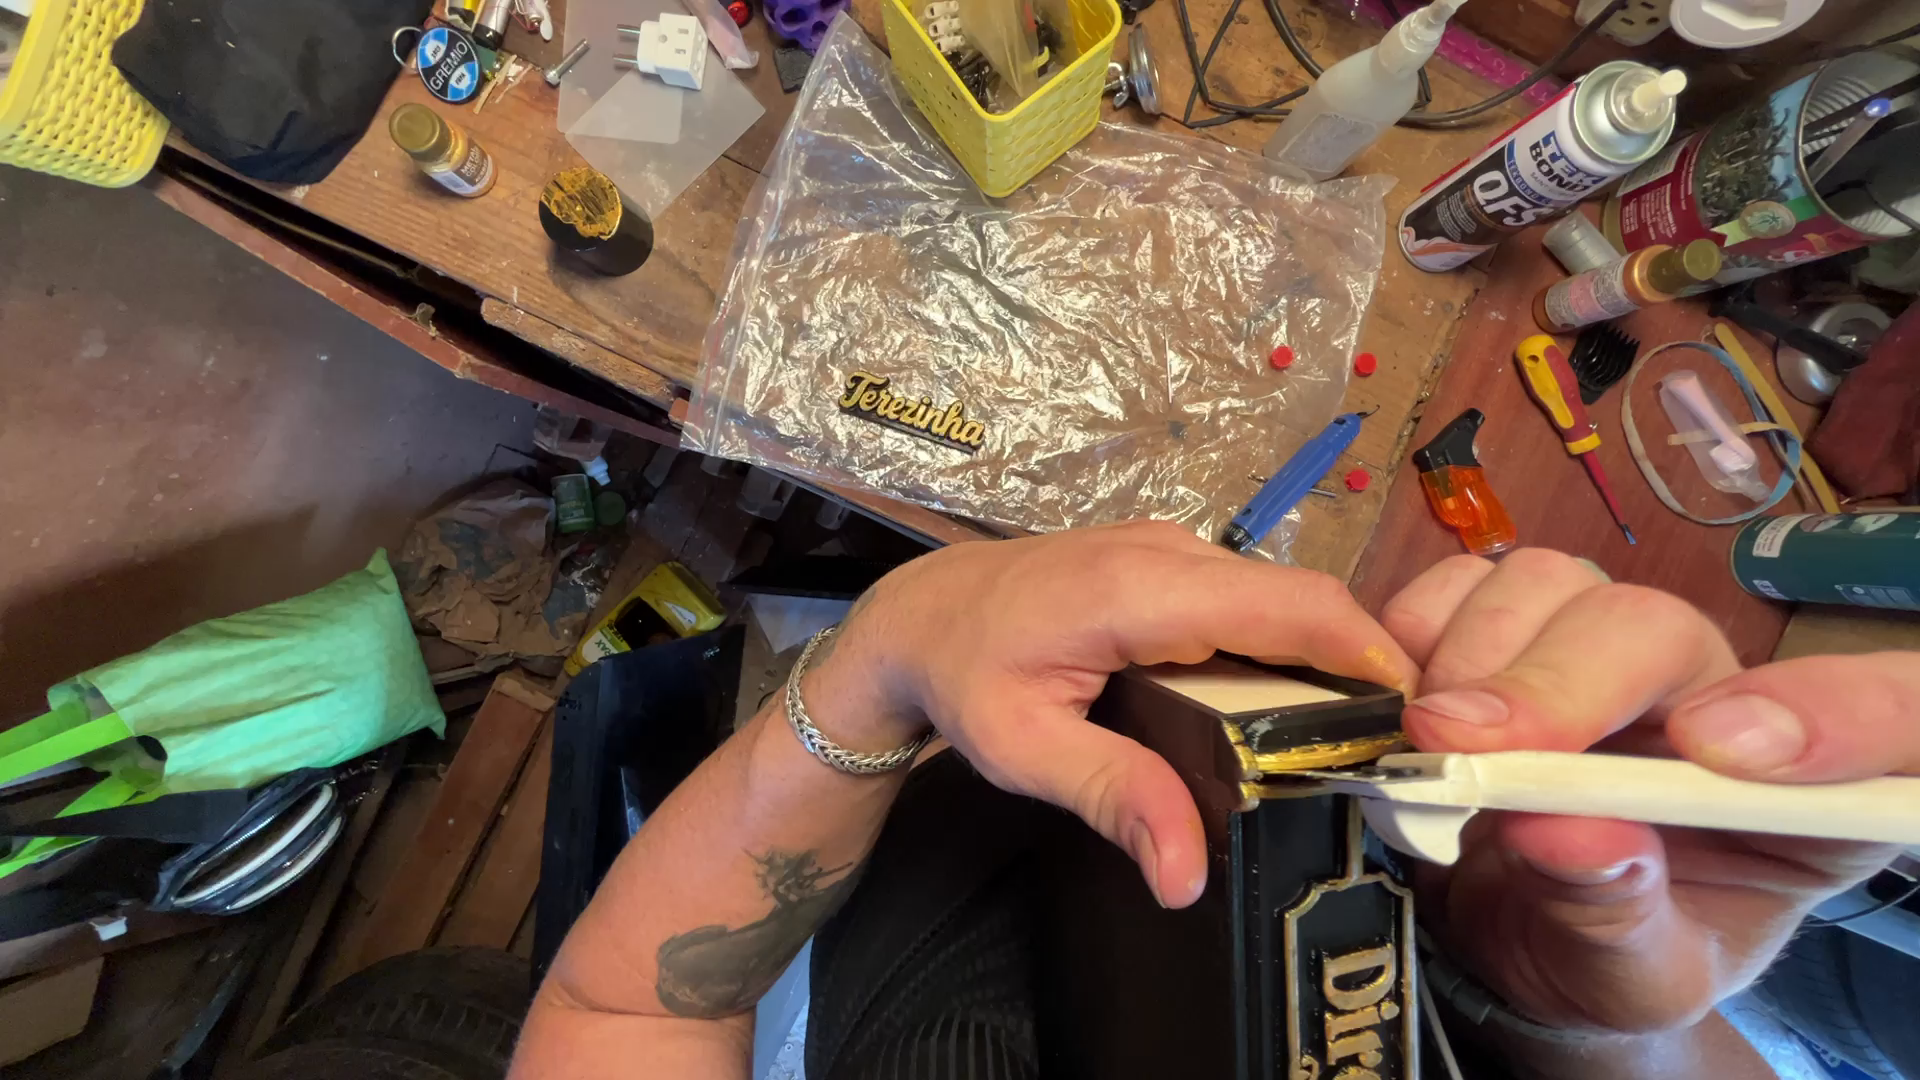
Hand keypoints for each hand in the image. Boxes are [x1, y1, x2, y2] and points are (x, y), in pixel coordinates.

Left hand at [805, 521, 1418, 908]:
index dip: (1367, 656)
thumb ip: (1113, 794)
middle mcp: (1162, 552)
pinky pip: (1237, 592)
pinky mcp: (1155, 556)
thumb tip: (1189, 874)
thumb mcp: (1025, 745)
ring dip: (1312, 656)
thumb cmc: (964, 672)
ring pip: (1270, 594)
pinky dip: (1269, 639)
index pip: (1289, 607)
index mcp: (1138, 591)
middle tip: (1376, 752)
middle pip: (1294, 598)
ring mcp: (1160, 545)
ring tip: (1329, 736)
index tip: (1415, 722)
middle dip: (1352, 666)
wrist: (920, 612)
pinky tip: (1262, 698)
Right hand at [1381, 549, 1917, 1034]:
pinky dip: (1409, 634)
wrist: (1475, 911)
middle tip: (1461, 746)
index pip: (1886, 716)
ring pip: (1538, 585)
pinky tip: (1399, 695)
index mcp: (1787, 793)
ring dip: (1467, 657)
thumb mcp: (1616, 973)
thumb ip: (1610, 915)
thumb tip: (1562, 834)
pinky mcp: (1481, 621)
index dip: (1828, 710)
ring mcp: (1575, 644)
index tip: (1720, 752)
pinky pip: (1446, 586)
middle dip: (1549, 684)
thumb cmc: (1573, 951)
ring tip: (1426, 737)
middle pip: (1646, 625)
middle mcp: (1687, 691)